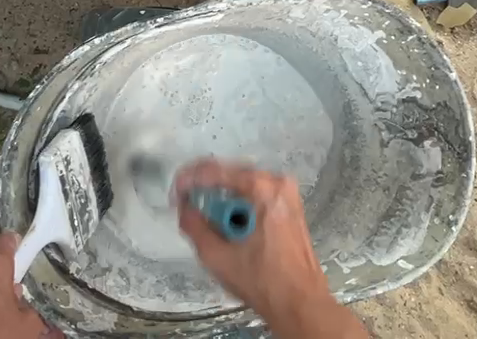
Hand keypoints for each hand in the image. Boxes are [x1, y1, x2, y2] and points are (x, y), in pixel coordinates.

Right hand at [174, 160, 367, 338]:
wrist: (302, 305)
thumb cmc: (263, 281)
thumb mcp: (218, 257)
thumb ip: (195, 227)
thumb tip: (184, 208)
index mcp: (263, 188)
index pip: (216, 171)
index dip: (189, 179)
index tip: (175, 194)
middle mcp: (277, 181)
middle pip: (231, 174)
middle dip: (206, 190)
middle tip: (187, 207)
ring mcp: (287, 191)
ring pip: (242, 185)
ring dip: (222, 200)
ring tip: (208, 221)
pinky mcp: (290, 204)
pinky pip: (256, 194)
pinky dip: (238, 205)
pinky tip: (229, 224)